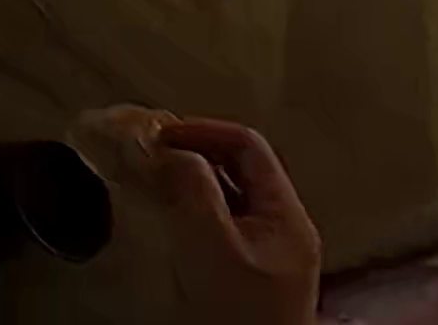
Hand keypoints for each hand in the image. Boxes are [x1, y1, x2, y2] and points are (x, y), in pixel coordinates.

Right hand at [155, 119, 319, 324]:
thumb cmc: (234, 313)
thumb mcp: (209, 241)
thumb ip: (190, 184)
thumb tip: (165, 146)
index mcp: (285, 215)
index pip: (247, 144)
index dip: (203, 131)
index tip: (160, 136)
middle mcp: (282, 228)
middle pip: (238, 166)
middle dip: (194, 152)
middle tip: (152, 153)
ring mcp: (267, 253)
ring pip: (227, 192)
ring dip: (190, 178)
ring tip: (153, 178)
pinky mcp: (248, 274)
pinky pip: (219, 220)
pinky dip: (191, 205)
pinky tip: (167, 213)